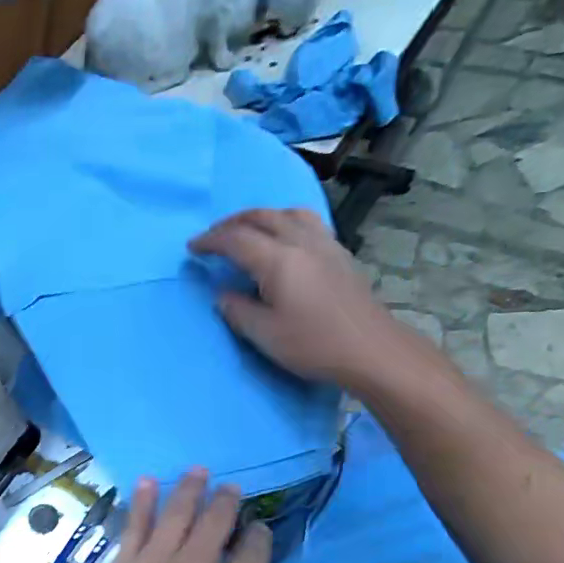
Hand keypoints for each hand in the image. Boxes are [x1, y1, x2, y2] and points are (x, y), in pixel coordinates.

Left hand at [38, 470, 271, 562]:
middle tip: (232, 490)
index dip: (259, 536)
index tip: (258, 529)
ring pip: (180, 512)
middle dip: (229, 501)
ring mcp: (158, 562)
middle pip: (218, 521)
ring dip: (191, 487)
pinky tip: (149, 481)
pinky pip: (137, 522)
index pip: (254, 552)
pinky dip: (143, 499)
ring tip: (199, 471)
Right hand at [189, 208, 421, 392]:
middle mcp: (301, 241)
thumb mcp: (266, 335)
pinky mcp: (341, 254)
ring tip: (249, 230)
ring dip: (261, 216)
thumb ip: (238, 311)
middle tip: (214, 237)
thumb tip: (222, 295)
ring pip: (288, 213)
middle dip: (232, 223)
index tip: (192, 248)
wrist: (371, 349)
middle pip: (261, 216)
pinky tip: (286, 238)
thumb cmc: (315, 345)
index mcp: (278, 260)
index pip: (235, 239)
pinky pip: (308, 222)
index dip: (210, 241)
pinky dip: (286, 221)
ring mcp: (325, 244)